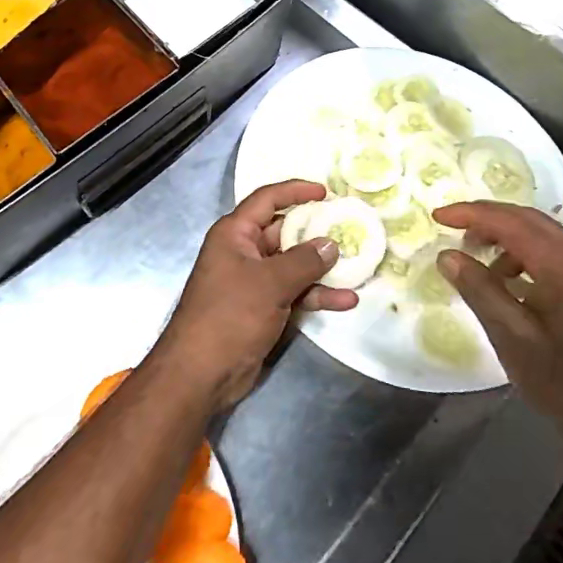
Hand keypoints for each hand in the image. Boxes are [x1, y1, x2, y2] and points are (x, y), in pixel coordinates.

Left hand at [153, 181, 359, 409]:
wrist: (203, 371)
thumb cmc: (230, 314)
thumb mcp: (270, 282)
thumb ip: (303, 261)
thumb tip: (330, 244)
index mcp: (234, 233)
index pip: (266, 200)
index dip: (294, 191)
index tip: (326, 192)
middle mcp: (243, 251)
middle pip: (284, 232)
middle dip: (316, 232)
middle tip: (352, 230)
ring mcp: (253, 281)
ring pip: (293, 265)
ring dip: (322, 268)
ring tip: (359, 266)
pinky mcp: (262, 307)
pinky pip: (294, 292)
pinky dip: (316, 295)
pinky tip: (346, 300)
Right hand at [432, 202, 562, 464]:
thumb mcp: (514, 340)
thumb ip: (480, 291)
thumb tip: (447, 256)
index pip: (514, 224)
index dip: (472, 214)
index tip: (437, 217)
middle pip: (534, 222)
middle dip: (489, 219)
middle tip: (452, 228)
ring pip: (548, 239)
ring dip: (508, 238)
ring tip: (476, 260)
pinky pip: (560, 259)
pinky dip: (528, 258)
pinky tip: (509, 283)